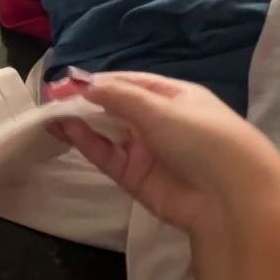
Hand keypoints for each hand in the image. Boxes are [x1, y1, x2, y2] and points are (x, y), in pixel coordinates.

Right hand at [49, 71, 279, 234]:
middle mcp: (157, 120)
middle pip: (113, 106)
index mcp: (174, 97)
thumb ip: (119, 97)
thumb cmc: (204, 140)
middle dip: (83, 101)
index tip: (63, 82)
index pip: (129, 82)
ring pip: (104, 130)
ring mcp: (144, 148)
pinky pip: (104, 154)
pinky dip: (85, 142)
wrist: (228, 198)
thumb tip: (82, 84)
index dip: (96, 81)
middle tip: (50, 98)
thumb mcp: (163, 110)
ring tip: (50, 115)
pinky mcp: (131, 174)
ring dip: (79, 121)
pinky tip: (66, 130)